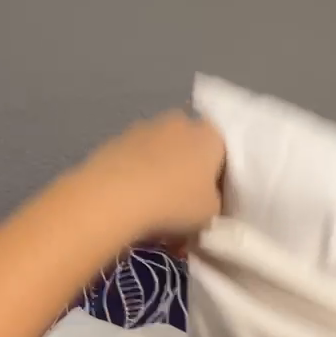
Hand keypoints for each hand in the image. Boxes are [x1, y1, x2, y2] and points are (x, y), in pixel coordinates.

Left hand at [70, 111, 225, 245]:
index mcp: (210, 134)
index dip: (217, 181)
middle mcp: (179, 122)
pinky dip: (133, 180)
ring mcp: (143, 128)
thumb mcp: (211, 214)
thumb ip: (214, 202)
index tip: (209, 205)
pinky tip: (129, 207)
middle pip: (188, 151)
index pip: (223, 155)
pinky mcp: (113, 141)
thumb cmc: (174, 203)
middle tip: (180, 209)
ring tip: (151, 213)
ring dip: (158, 178)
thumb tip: (203, 200)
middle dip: (185, 176)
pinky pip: (133, 163)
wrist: (113, 197)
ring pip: (159, 156)